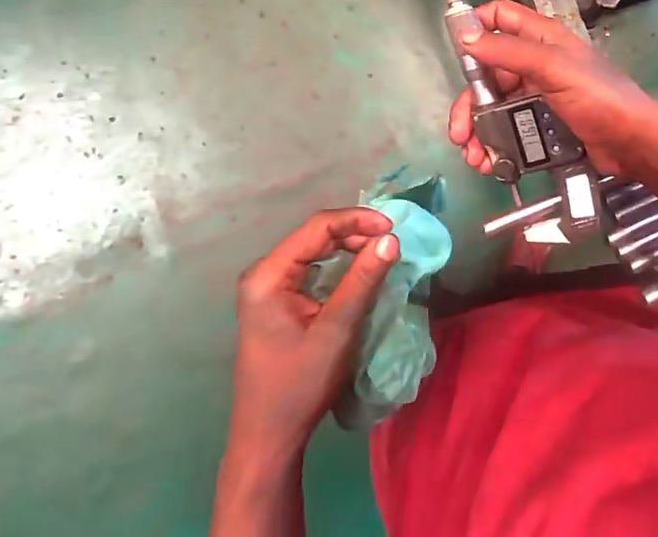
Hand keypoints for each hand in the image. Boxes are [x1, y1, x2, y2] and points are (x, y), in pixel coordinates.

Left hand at [225, 208, 398, 456]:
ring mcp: (269, 287)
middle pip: (316, 234)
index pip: (318, 227)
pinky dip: (342, 262)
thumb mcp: (336, 330)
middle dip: (356, 232)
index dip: (358, 220)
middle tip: (391, 243)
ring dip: (351, 246)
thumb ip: (363, 280)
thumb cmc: (298, 385)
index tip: (393, 228)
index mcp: (267, 276)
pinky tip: (362, 270)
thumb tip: (392, 238)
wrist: (269, 438)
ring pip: (317, 249)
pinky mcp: (279, 300)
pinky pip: (315, 267)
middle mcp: (264, 274)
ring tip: (382, 253)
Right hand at [447, 0, 657, 175]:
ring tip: (476, 157)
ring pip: (495, 106)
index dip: (476, 26)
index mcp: (542, 39)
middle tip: (460, 132)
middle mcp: (537, 63)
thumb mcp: (554, 68)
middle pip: (488, 71)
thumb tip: (467, 37)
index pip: (500, 17)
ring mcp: (539, 95)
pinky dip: (497, 145)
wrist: (632, 142)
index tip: (457, 50)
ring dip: (479, 131)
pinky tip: (492, 163)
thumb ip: (510, 52)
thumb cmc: (599, 97)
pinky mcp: (543, 124)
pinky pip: (510, 129)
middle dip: (471, 102)